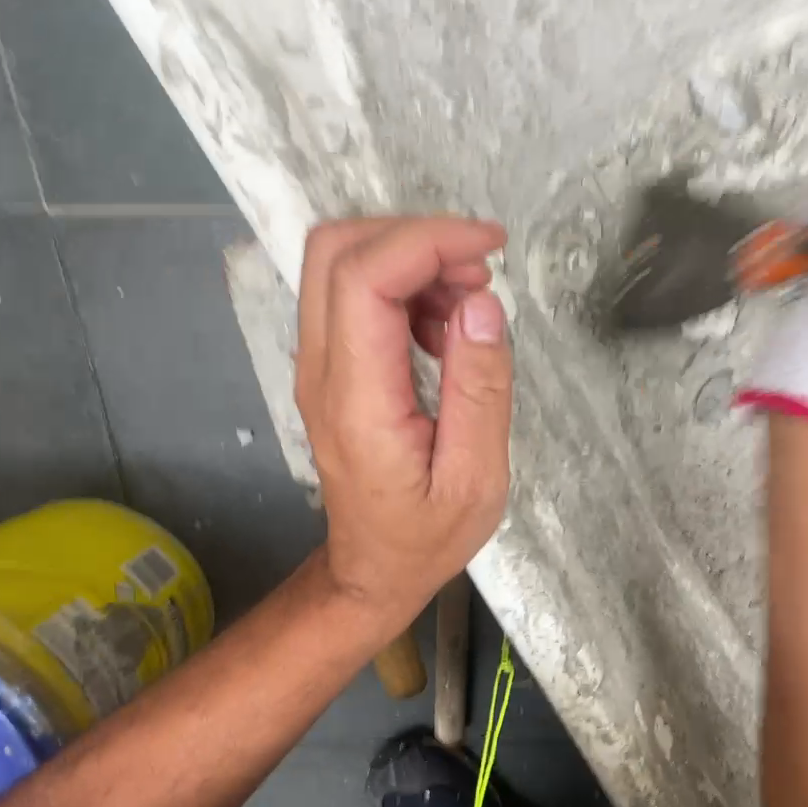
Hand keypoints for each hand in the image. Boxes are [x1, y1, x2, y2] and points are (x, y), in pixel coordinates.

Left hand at [294, 216, 511, 630]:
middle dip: (415, 237)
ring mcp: (318, 365)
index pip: (366, 277)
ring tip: (469, 304)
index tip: (490, 248)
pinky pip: (352, 295)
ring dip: (410, 259)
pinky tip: (443, 329)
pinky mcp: (329, 367)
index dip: (428, 241)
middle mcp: (322, 369)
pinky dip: (402, 286)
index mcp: (358, 398)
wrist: (373, 570)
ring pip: (340, 263)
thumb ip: (481, 389)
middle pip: (337, 249)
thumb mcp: (476, 478)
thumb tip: (481, 303)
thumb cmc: (426, 537)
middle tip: (479, 271)